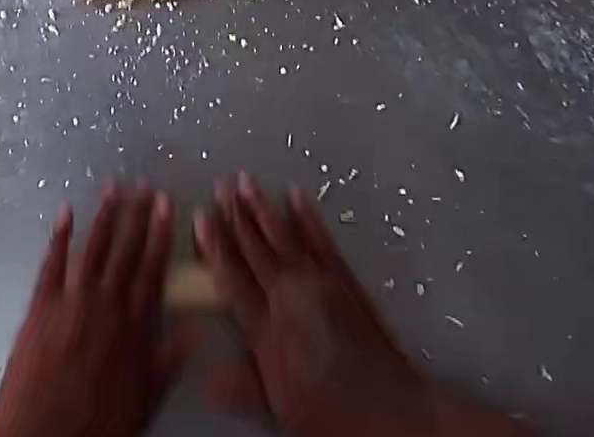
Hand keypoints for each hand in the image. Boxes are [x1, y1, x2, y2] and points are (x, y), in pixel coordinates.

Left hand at [0, 184, 193, 436]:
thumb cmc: (97, 426)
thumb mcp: (143, 402)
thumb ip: (168, 362)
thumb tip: (196, 331)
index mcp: (133, 325)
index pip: (152, 268)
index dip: (160, 233)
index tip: (166, 204)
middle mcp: (106, 304)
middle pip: (126, 250)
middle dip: (137, 215)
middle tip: (145, 185)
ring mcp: (72, 302)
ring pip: (94, 248)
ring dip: (105, 216)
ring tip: (113, 186)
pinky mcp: (40, 307)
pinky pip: (51, 264)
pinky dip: (59, 237)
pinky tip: (66, 212)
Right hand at [195, 174, 529, 436]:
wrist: (392, 410)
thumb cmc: (334, 415)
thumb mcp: (279, 408)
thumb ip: (241, 383)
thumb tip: (204, 374)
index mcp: (268, 329)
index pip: (231, 277)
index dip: (214, 245)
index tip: (201, 218)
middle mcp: (290, 296)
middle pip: (254, 247)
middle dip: (234, 213)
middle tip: (220, 185)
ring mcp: (318, 280)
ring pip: (282, 234)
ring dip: (262, 206)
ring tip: (246, 180)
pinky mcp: (343, 275)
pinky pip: (320, 237)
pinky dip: (306, 215)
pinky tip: (295, 195)